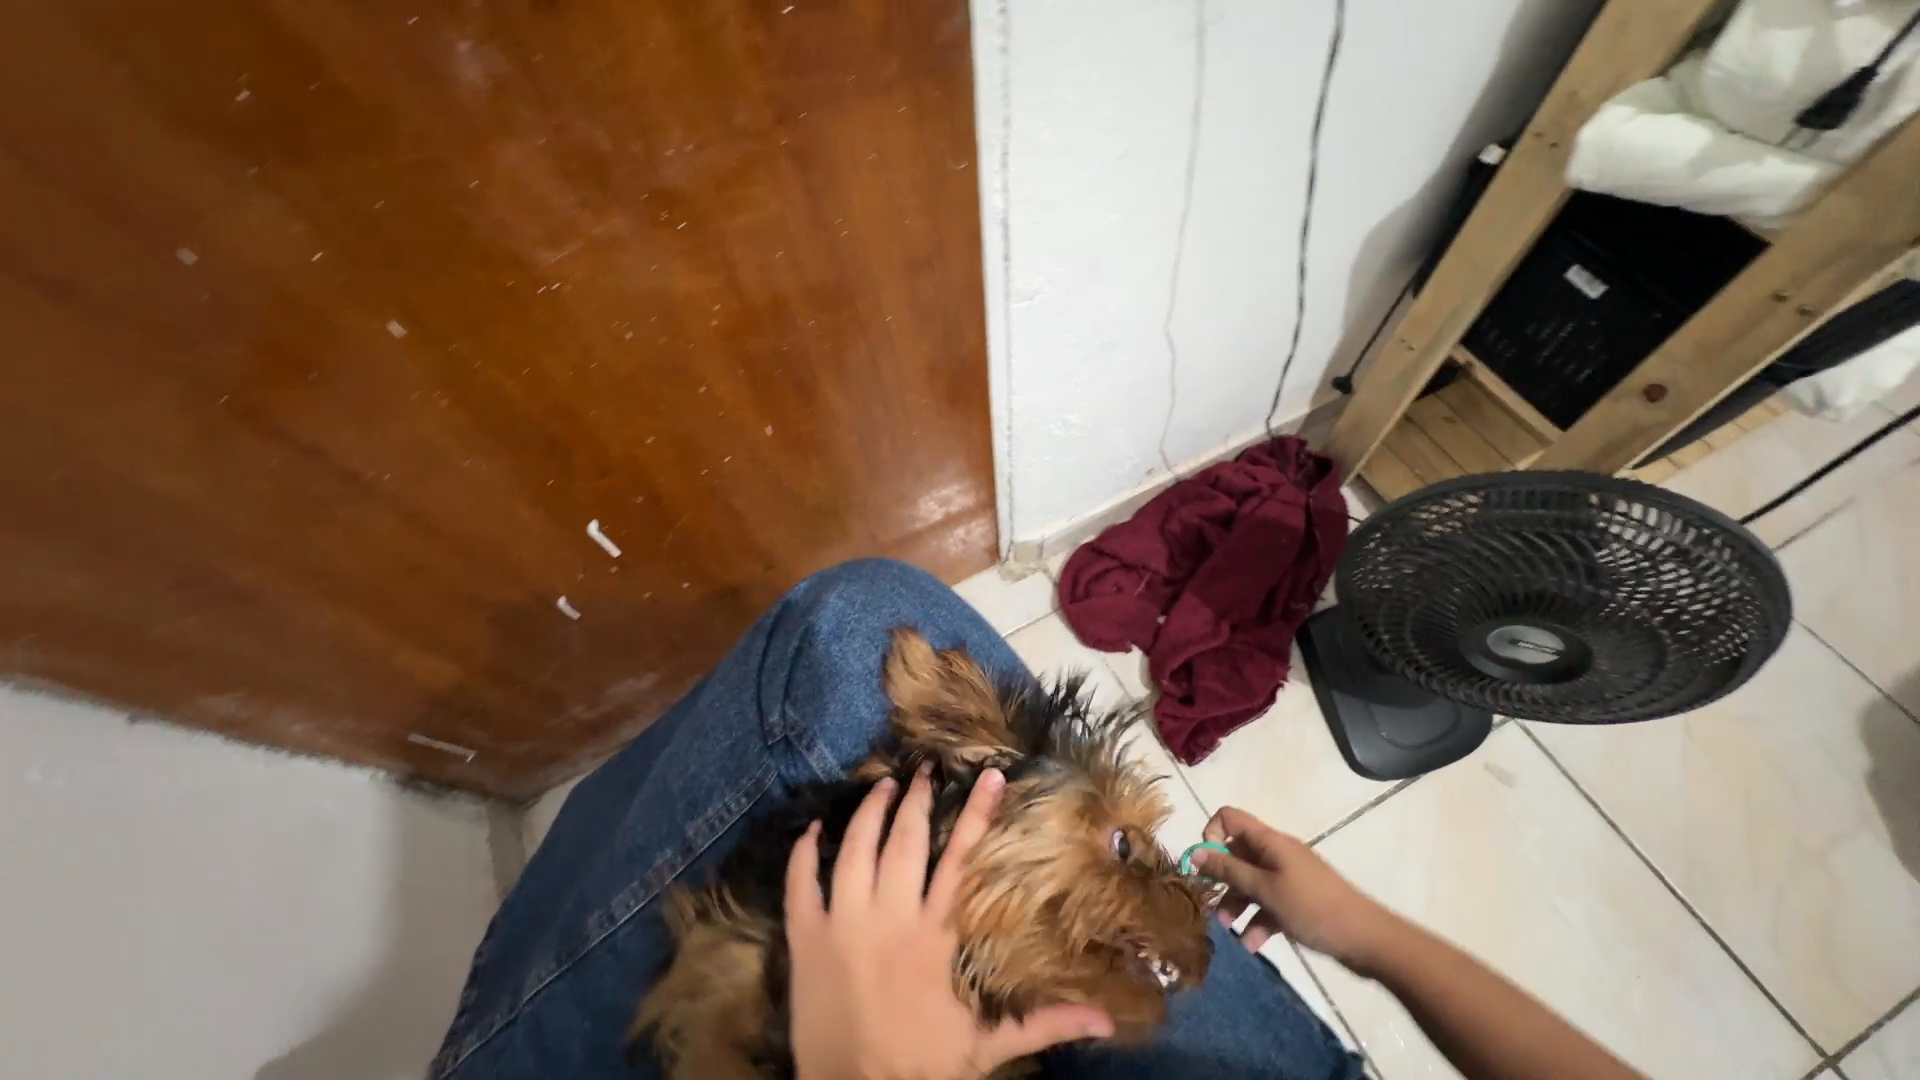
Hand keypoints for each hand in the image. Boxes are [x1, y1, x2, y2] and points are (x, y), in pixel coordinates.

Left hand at [785, 765, 1114, 1079]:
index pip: (961, 858)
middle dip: (916, 798)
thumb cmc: (921, 1067)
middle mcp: (888, 918)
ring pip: (854, 850)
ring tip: (881, 784)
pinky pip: (800, 884)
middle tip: (923, 769)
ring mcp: (841, 925)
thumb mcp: (988, 1046)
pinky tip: (813, 828)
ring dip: (868, 812)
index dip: (976, 813)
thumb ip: (1047, 1023)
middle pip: (904, 841)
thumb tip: (1109, 1021)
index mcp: (935, 935)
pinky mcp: (805, 939)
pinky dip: (804, 852)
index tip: (988, 775)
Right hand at [1193, 806, 1400, 972]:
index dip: (1213, 835)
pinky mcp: (1299, 901)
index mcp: (1271, 841)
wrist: (1367, 940)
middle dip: (1222, 878)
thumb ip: (1229, 870)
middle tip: (1211, 903)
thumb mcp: (1265, 889)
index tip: (1209, 864)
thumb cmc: (1312, 908)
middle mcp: (1278, 854)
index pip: (1230, 818)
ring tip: (1229, 929)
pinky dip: (1258, 920)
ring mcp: (1289, 878)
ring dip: (1237, 903)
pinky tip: (1252, 944)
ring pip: (1252, 882)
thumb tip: (1195, 852)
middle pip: (1238, 854)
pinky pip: (1269, 903)